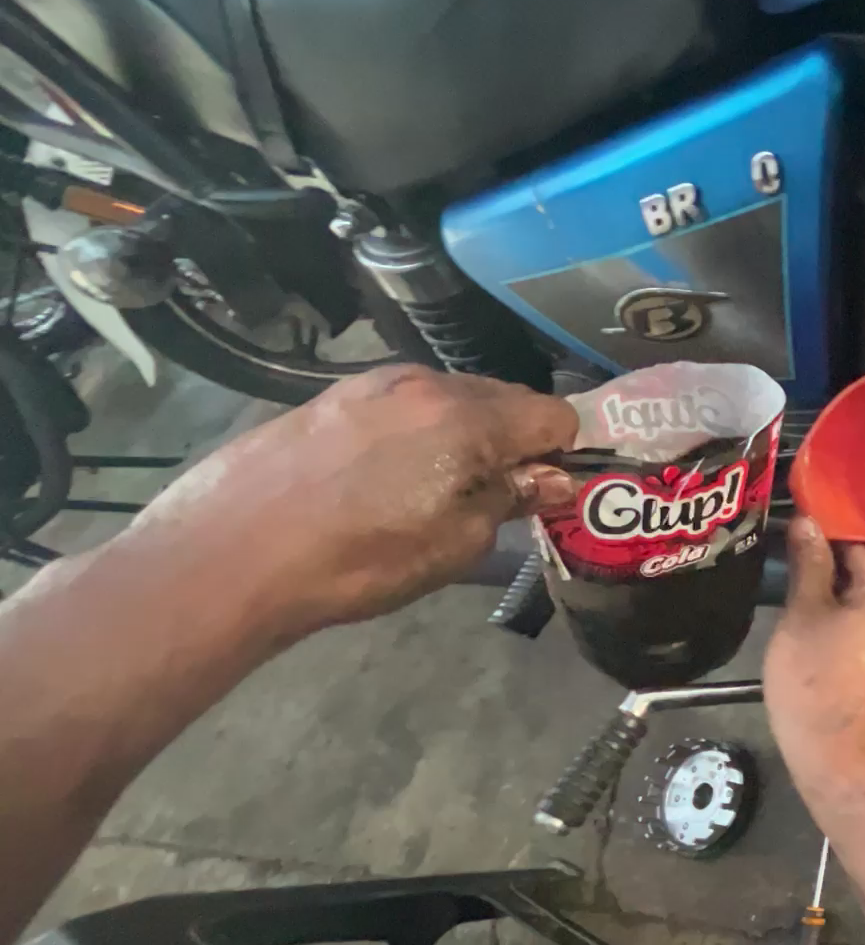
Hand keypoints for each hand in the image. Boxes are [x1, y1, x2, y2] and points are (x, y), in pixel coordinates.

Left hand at [120, 365, 577, 640]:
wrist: (222, 560)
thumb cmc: (361, 559)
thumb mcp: (460, 542)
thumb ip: (515, 498)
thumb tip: (555, 479)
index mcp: (470, 417)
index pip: (557, 414)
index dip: (563, 453)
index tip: (540, 489)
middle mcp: (428, 384)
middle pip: (511, 398)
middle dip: (518, 440)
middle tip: (494, 491)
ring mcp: (375, 383)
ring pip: (458, 397)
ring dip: (470, 432)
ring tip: (437, 484)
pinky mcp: (333, 395)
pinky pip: (408, 401)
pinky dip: (423, 428)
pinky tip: (388, 472)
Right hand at [764, 517, 864, 768]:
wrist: (839, 754)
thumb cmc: (815, 682)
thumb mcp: (803, 615)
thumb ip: (809, 563)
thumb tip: (807, 521)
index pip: (859, 542)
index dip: (826, 534)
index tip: (794, 534)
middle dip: (833, 562)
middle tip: (791, 563)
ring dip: (838, 586)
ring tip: (800, 590)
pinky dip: (849, 610)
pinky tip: (819, 618)